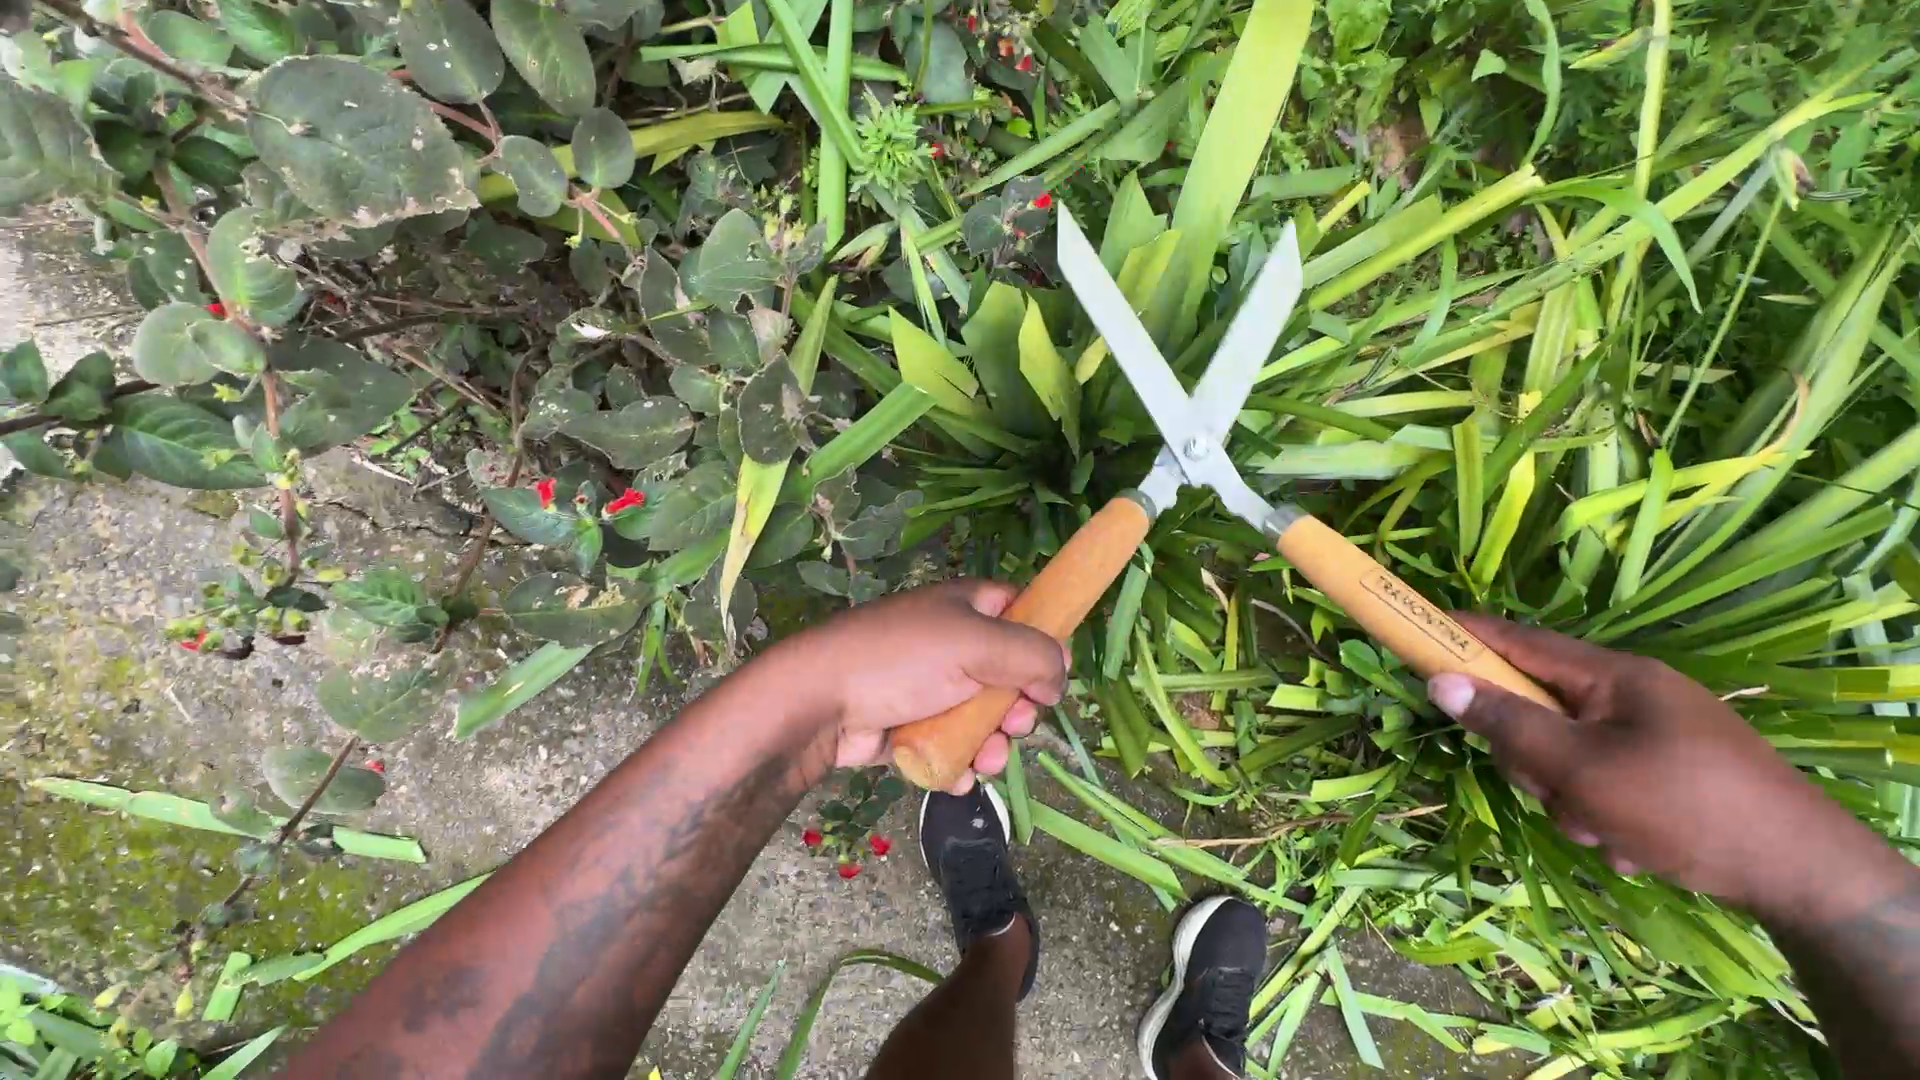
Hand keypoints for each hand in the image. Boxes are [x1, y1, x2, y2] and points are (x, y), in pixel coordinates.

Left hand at [762, 580, 1067, 792]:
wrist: (821, 701)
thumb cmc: (902, 659)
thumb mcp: (977, 644)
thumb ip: (1032, 654)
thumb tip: (1061, 675)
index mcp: (969, 607)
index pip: (1024, 612)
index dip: (1045, 642)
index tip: (1054, 675)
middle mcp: (953, 643)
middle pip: (1010, 675)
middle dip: (1019, 707)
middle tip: (1016, 723)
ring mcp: (932, 687)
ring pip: (984, 718)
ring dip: (994, 744)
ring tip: (987, 759)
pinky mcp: (913, 726)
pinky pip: (953, 745)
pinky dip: (961, 762)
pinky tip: (959, 775)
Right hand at [1426, 616, 1891, 919]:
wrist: (1812, 880)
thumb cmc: (1683, 807)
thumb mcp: (1578, 768)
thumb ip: (1504, 723)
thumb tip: (1438, 681)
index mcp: (1614, 676)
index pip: (1520, 640)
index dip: (1465, 634)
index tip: (1418, 634)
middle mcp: (1632, 696)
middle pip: (1538, 707)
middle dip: (1529, 754)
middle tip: (1545, 788)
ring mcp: (1654, 735)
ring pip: (1566, 752)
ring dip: (1566, 795)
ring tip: (1601, 830)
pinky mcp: (1671, 773)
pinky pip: (1602, 780)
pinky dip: (1600, 812)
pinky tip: (1629, 842)